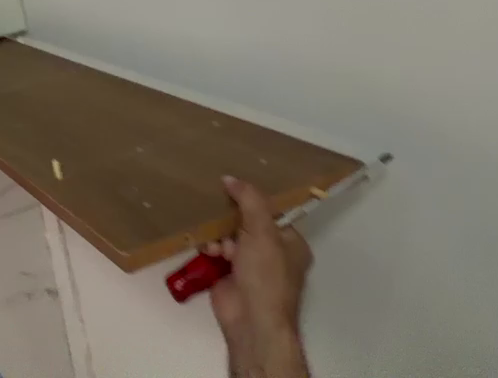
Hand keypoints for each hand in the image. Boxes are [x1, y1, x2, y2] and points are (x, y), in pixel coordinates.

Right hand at [206, 177, 312, 377]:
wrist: (250, 320)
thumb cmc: (265, 274)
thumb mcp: (262, 231)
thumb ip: (249, 200)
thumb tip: (229, 177)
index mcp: (291, 243)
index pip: (272, 211)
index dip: (254, 197)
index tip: (233, 182)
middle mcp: (273, 252)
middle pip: (247, 221)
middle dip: (230, 215)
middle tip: (216, 203)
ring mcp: (250, 264)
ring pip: (229, 234)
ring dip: (218, 232)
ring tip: (213, 237)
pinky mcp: (229, 273)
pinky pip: (217, 249)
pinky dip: (210, 246)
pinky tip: (206, 247)